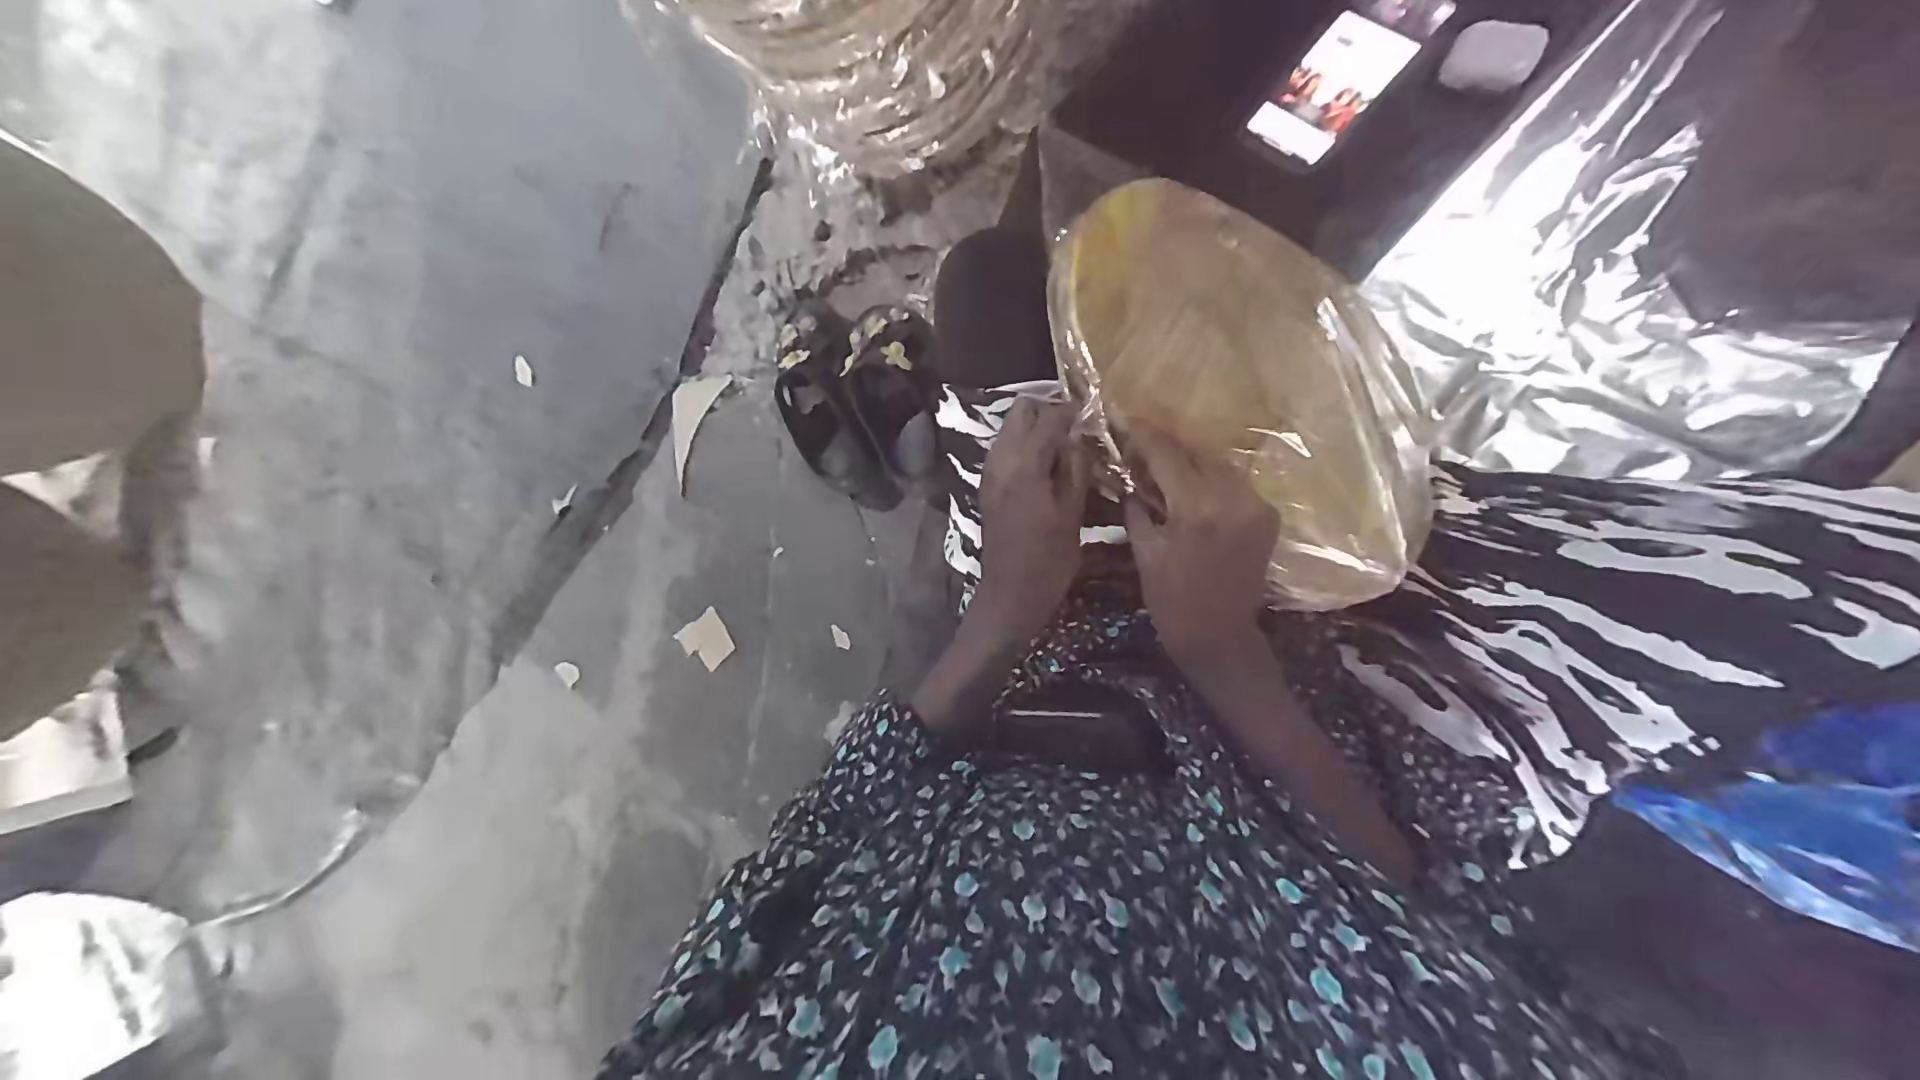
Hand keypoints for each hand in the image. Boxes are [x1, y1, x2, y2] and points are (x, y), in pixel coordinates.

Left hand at [973, 397, 1090, 643]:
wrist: (1010, 594)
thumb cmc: (1048, 560)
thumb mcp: (1072, 515)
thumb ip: (1075, 469)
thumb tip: (1080, 436)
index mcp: (1024, 465)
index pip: (1049, 417)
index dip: (1073, 411)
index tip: (1095, 414)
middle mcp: (1000, 460)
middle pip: (1021, 411)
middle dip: (1049, 411)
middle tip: (1078, 428)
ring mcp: (990, 472)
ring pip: (1010, 429)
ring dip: (1036, 429)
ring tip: (1067, 448)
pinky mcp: (988, 486)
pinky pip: (1005, 450)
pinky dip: (1025, 447)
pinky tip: (1048, 468)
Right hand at [1123, 426, 1279, 670]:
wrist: (1220, 636)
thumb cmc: (1171, 600)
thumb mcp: (1144, 552)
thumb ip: (1137, 508)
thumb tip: (1130, 478)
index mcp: (1195, 508)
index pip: (1166, 454)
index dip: (1143, 433)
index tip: (1124, 418)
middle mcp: (1231, 498)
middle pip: (1196, 452)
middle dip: (1167, 444)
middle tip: (1142, 438)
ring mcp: (1256, 505)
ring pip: (1218, 464)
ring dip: (1191, 458)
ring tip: (1166, 459)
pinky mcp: (1268, 516)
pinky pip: (1236, 483)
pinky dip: (1213, 478)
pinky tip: (1194, 482)